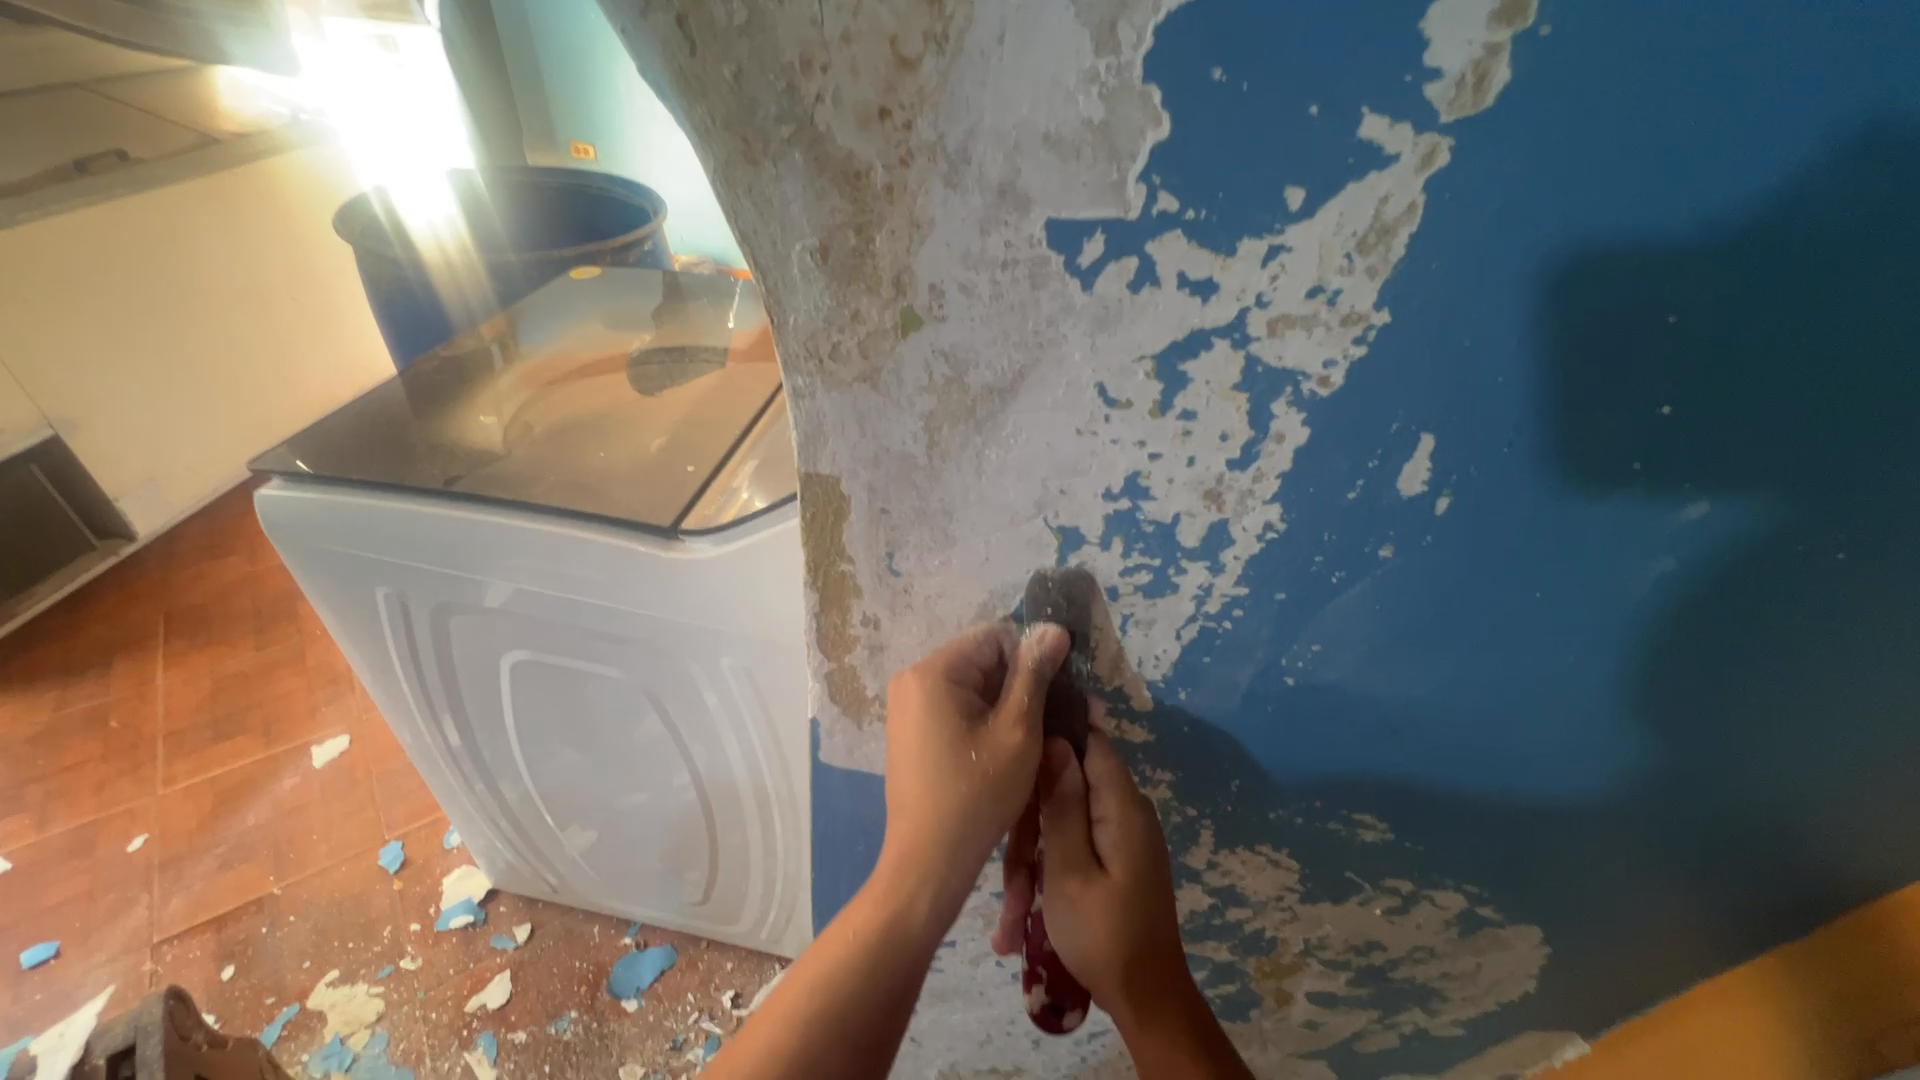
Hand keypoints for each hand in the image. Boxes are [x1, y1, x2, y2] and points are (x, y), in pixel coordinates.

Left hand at [877, 621, 1069, 905]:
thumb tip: (1054, 628)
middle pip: (981, 659)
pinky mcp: (909, 729)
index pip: (995, 637)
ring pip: (971, 685)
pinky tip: (998, 751)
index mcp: (932, 671)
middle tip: (1047, 724)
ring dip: (1003, 705)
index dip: (1030, 661)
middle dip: (1018, 685)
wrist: (929, 860)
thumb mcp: (1017, 731)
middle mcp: (912, 678)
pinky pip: (954, 706)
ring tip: (1025, 742)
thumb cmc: (977, 794)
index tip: (1052, 699)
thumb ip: (1035, 675)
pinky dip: (981, 720)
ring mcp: (906, 705)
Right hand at [998, 727, 1191, 1030]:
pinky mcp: (1116, 858)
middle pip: (1069, 784)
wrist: (1146, 999)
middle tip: (1011, 875)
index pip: (1090, 740)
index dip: (1053, 735)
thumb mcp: (1069, 869)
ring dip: (1034, 858)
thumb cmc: (1103, 935)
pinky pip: (1074, 843)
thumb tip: (1054, 740)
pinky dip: (1048, 870)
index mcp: (1121, 806)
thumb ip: (1062, 803)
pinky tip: (1025, 914)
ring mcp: (1122, 836)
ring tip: (1015, 912)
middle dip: (1032, 821)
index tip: (1013, 750)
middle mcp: (1127, 811)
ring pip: (1064, 820)